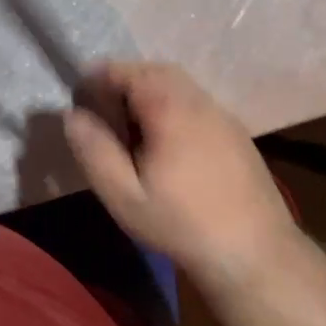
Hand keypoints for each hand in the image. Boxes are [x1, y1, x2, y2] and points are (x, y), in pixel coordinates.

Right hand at [62, 61, 301, 288]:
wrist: (253, 252)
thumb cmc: (180, 223)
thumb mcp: (122, 194)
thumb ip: (95, 150)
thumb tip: (72, 115)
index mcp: (173, 113)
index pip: (135, 74)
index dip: (104, 74)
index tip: (79, 85)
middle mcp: (203, 106)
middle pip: (162, 73)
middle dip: (127, 77)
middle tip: (99, 98)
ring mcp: (225, 120)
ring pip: (183, 88)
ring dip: (150, 91)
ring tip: (124, 119)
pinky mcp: (236, 138)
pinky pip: (197, 105)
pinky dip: (170, 105)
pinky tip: (159, 138)